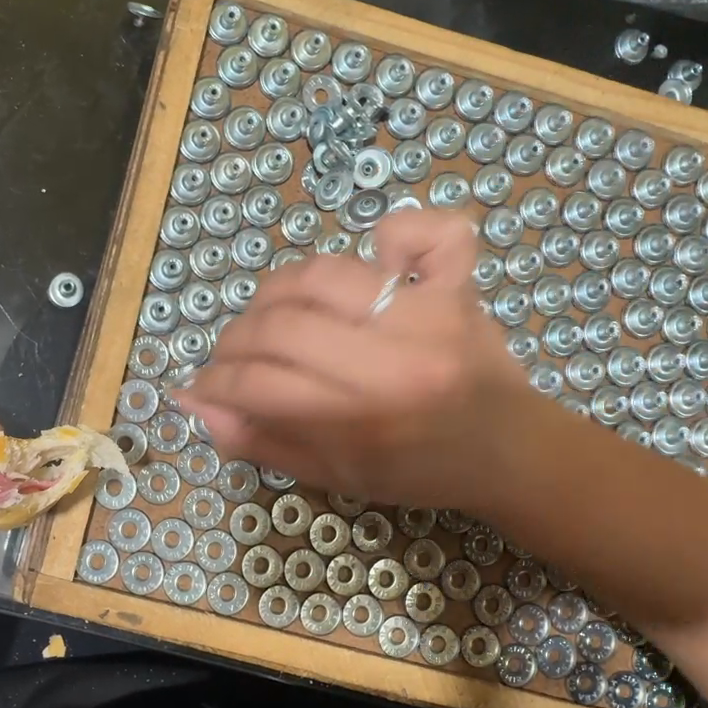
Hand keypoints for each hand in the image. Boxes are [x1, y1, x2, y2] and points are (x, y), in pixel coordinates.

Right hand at [181, 210, 530, 508]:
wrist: (513, 453)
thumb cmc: (416, 471)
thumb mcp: (332, 475)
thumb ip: (260, 441)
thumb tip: (195, 404)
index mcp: (360, 416)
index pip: (257, 382)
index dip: (215, 382)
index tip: (203, 386)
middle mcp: (393, 357)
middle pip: (279, 326)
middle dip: (234, 342)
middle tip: (231, 358)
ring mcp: (429, 313)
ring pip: (320, 274)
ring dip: (277, 292)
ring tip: (273, 317)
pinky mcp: (459, 286)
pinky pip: (429, 232)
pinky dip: (396, 232)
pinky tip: (375, 255)